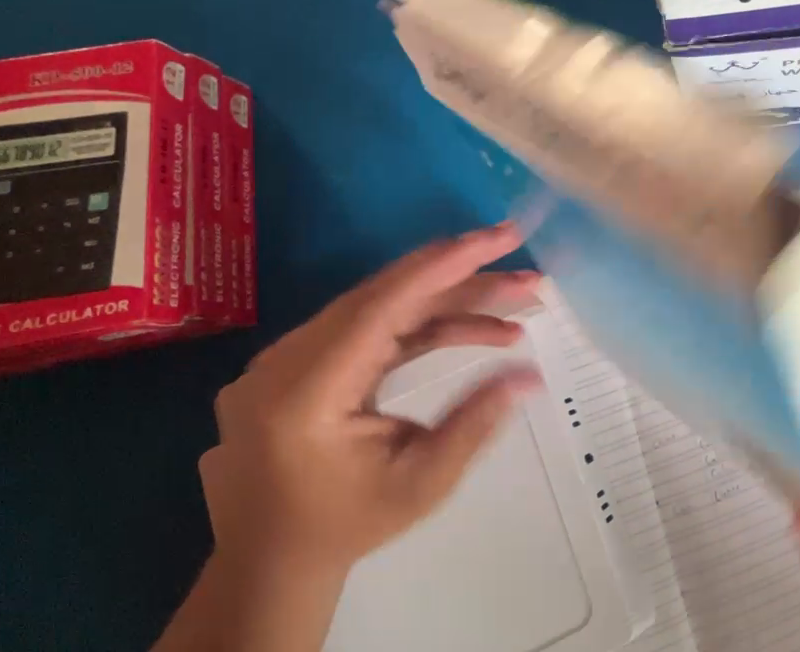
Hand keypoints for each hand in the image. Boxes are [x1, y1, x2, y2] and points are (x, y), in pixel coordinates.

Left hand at [199, 225, 543, 573]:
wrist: (267, 561)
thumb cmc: (346, 526)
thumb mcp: (420, 483)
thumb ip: (474, 423)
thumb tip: (532, 375)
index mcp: (304, 393)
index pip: (379, 308)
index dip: (442, 267)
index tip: (497, 239)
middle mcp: (286, 363)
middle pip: (386, 297)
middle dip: (462, 275)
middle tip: (521, 256)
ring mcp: (289, 360)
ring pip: (383, 308)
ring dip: (452, 300)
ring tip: (519, 299)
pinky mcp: (303, 363)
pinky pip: (371, 328)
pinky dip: (426, 324)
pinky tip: (478, 328)